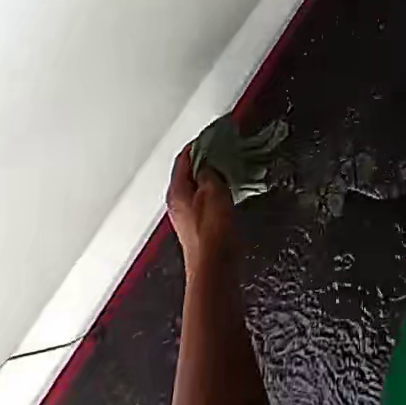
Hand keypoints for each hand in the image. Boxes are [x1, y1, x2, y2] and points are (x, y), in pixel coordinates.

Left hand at [168, 146, 236, 274]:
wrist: (215, 268)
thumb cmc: (213, 232)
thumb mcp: (214, 191)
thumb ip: (209, 172)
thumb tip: (208, 164)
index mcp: (177, 191)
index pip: (183, 159)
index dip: (198, 144)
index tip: (213, 136)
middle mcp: (178, 203)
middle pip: (188, 172)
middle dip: (204, 159)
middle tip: (222, 149)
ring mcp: (187, 216)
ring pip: (197, 186)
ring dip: (211, 174)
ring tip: (227, 166)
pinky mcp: (200, 226)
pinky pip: (205, 199)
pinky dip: (215, 189)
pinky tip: (228, 189)